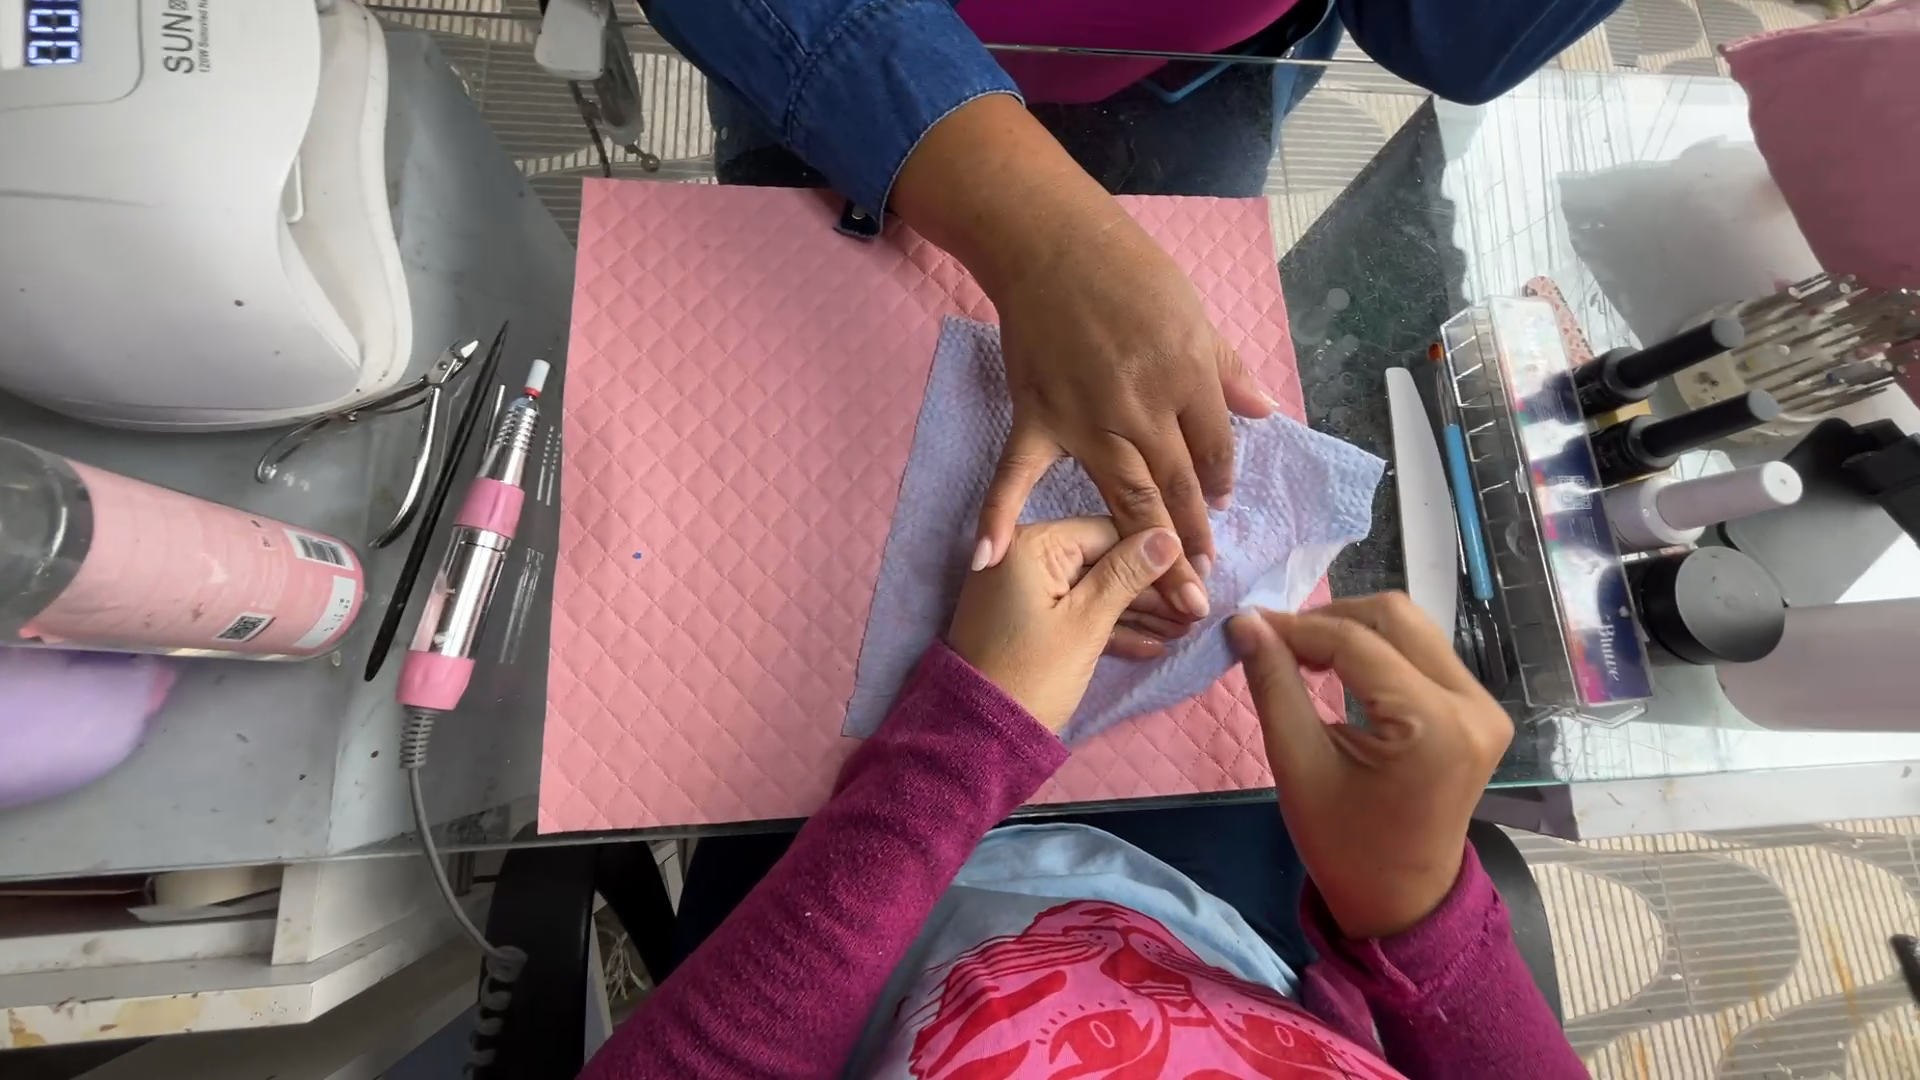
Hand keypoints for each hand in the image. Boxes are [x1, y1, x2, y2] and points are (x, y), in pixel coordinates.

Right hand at [889, 95, 1274, 631]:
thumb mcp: (1196, 312)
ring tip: (1166, 599)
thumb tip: (1266, 412)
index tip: (1222, 511)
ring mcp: (1085, 423)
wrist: (1053, 246)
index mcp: (1188, 378)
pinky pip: (1015, 475)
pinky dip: (997, 516)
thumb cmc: (1130, 272)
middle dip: (1195, 544)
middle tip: (1205, 594)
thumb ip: (1229, 370)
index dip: (1223, 486)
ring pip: (1124, 499)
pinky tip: (986, 559)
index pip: (1215, 450)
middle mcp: (1143, 411)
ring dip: (1147, 552)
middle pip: (1177, 490)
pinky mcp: (1036, 421)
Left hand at [948, 518, 1181, 731]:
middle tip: (1195, 614)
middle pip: (1101, 561)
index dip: (1155, 557)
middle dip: (1149, 590)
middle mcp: (1023, 555)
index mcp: (1032, 544)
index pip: (1107, 533)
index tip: (1196, 582)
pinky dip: (1107, 627)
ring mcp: (1024, 588)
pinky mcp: (1027, 617)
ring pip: (1091, 589)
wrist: (978, 734)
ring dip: (1136, 611)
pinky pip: (1074, 611)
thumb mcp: (1086, 623)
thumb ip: (1127, 575)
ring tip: (1183, 631)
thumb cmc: (1032, 674)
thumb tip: (1166, 536)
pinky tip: (1153, 645)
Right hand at [1227, 594, 1511, 938]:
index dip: (1294, 626)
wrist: (1401, 898)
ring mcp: (1482, 704)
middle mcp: (1472, 704)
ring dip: (1347, 628)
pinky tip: (1333, 667)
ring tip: (1300, 655)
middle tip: (1276, 642)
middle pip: (1393, 617)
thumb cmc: (1343, 842)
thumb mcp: (1295, 762)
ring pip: (1407, 626)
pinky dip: (1368, 646)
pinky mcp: (1475, 708)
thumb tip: (1243, 622)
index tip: (1244, 625)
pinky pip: (1417, 649)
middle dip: (1325, 619)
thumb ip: (1272, 683)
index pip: (1354, 643)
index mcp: (1434, 725)